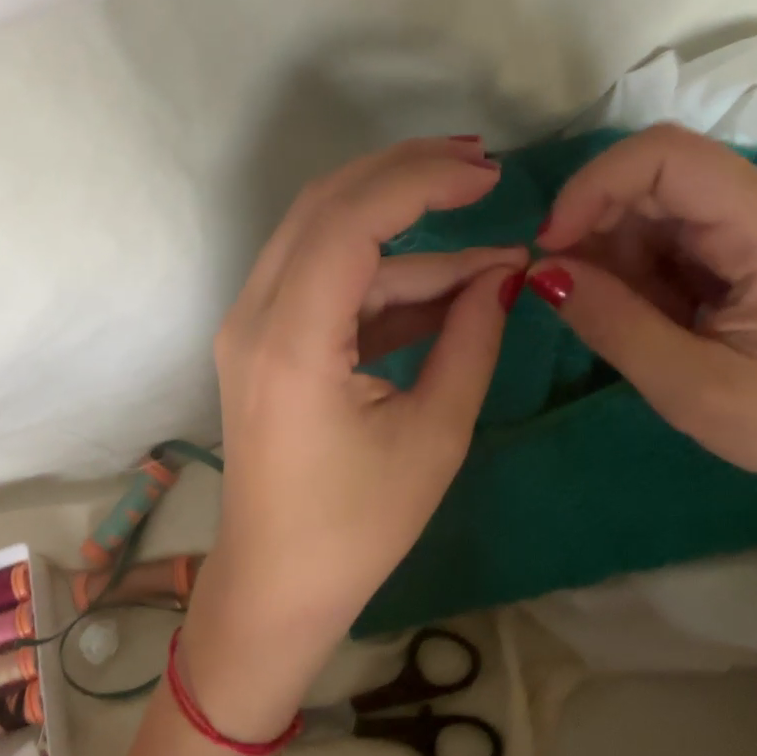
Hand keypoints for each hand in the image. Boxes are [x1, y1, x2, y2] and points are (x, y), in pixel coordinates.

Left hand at [183, 137, 524, 736]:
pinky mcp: (262, 342)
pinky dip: (381, 279)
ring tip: (488, 247)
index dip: (419, 181)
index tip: (488, 174)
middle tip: (480, 169)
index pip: (348, 220)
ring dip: (401, 234)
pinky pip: (322, 284)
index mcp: (291, 341)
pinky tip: (448, 290)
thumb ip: (472, 341)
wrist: (277, 586)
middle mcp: (254, 315)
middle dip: (403, 176)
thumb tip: (506, 274)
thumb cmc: (356, 528)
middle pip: (325, 207)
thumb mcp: (434, 436)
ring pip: (322, 239)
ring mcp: (249, 325)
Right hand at [525, 126, 756, 509]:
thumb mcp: (693, 388)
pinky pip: (678, 232)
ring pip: (659, 206)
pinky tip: (660, 320)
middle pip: (655, 177)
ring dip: (620, 256)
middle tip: (575, 299)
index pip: (665, 155)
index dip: (592, 187)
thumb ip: (611, 323)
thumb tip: (540, 270)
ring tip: (631, 324)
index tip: (550, 248)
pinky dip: (645, 270)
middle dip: (598, 229)